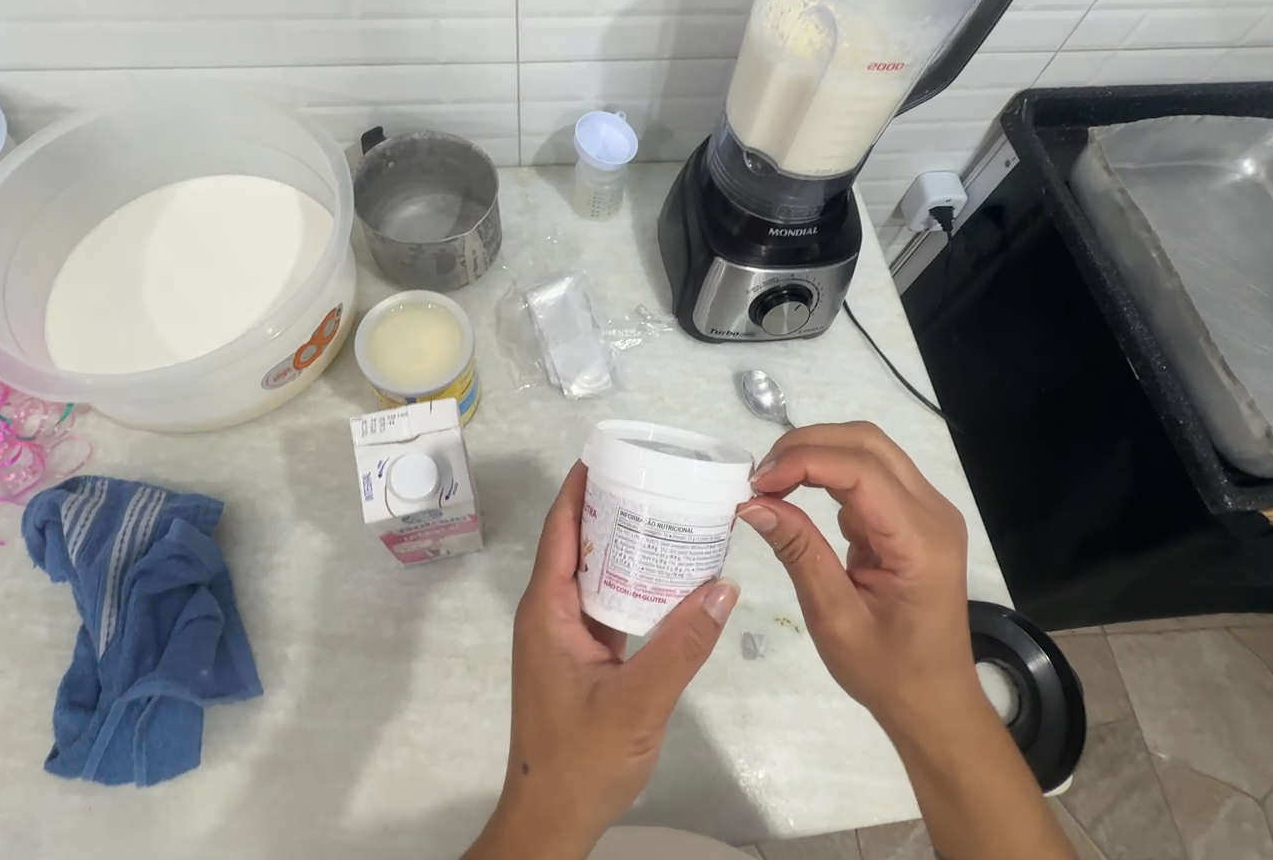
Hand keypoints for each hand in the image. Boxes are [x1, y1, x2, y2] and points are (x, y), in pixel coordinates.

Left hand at [465, 463, 739, 859]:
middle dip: (608, 507)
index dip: (578, 489)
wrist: (553, 818)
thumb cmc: (580, 758)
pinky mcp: (582, 653)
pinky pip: (606, 602)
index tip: (607, 453)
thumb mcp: (638, 702)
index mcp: (548, 609)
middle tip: (653, 478)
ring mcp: (565, 634)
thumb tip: (725, 587)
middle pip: (576, 543)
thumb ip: (682, 645)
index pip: (559, 531)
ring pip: (593, 573)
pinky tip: (665, 576)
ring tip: (664, 513)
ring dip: (622, 544)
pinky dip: (631, 582)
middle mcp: (551, 612)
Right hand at [737, 423, 975, 730]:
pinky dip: (826, 471)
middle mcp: (932, 512)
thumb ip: (798, 552)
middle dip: (807, 446)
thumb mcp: (833, 618)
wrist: (934, 702)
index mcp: (921, 541)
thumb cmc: (887, 671)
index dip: (804, 461)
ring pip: (867, 449)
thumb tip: (753, 503)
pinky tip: (794, 492)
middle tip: (760, 478)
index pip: (861, 470)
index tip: (757, 484)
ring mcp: (926, 510)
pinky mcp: (911, 515)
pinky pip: (867, 473)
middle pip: (867, 443)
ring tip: (771, 483)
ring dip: (815, 453)